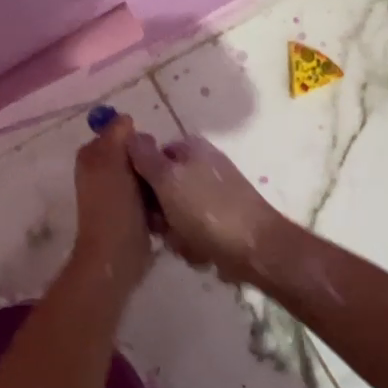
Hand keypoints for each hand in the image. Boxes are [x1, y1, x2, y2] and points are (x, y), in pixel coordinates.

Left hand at [68, 114, 154, 292]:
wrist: (116, 257)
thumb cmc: (113, 207)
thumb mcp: (111, 163)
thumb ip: (116, 136)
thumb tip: (126, 119)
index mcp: (93, 157)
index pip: (122, 135)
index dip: (140, 142)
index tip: (155, 155)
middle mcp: (102, 172)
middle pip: (138, 156)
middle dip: (153, 166)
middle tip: (163, 180)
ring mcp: (117, 194)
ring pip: (148, 178)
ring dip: (159, 188)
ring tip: (165, 200)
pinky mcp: (131, 213)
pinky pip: (151, 199)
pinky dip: (158, 205)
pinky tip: (163, 217)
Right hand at [128, 133, 283, 280]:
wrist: (258, 250)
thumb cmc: (207, 210)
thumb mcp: (167, 179)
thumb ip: (144, 156)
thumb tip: (129, 134)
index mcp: (191, 149)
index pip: (150, 155)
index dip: (140, 177)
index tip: (137, 199)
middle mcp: (202, 167)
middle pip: (161, 187)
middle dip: (158, 211)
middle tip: (161, 226)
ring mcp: (214, 195)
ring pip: (174, 213)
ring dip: (173, 231)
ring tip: (185, 243)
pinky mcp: (222, 221)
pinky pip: (193, 230)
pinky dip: (192, 243)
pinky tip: (199, 253)